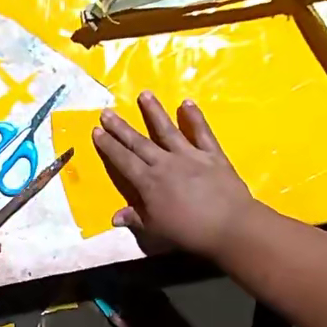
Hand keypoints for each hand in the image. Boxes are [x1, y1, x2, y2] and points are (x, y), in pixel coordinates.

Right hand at [93, 92, 259, 257]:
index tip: (97, 131)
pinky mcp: (212, 154)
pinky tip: (187, 103)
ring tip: (144, 94)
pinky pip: (201, 132)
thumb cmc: (190, 232)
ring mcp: (190, 155)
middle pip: (139, 142)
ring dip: (154, 112)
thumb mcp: (157, 229)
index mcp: (149, 183)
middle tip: (107, 111)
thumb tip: (114, 217)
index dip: (109, 146)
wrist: (229, 226)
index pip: (123, 161)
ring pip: (167, 130)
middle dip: (121, 127)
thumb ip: (136, 218)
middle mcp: (166, 163)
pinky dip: (194, 117)